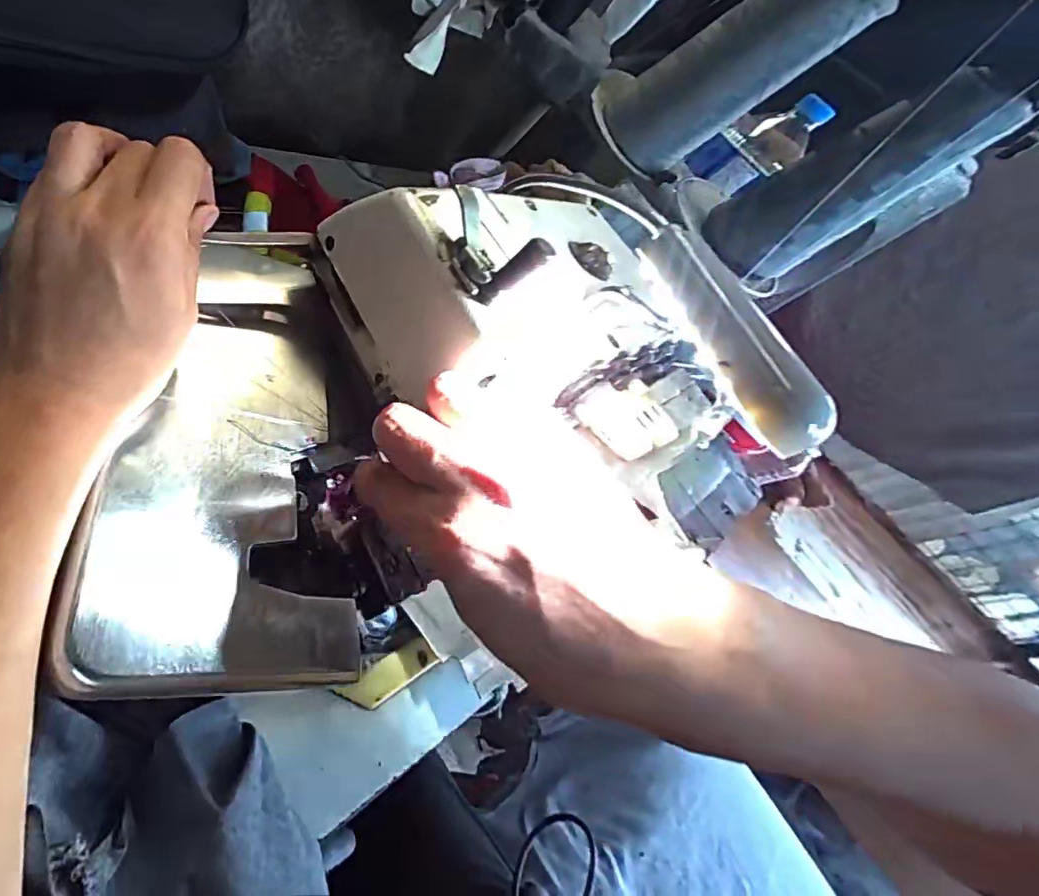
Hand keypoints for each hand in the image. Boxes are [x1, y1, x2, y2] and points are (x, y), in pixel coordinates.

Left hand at [0, 123, 217, 432]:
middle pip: (139, 149)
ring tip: (116, 186)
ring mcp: (52, 211)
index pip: (179, 154)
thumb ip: (189, 248)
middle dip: (160, 173)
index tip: (190, 206)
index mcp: (149, 234)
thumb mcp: (181, 313)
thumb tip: (198, 208)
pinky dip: (75, 173)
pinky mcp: (22, 223)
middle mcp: (100, 209)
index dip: (195, 174)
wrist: (52, 395)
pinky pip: (50, 168)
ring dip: (111, 152)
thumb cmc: (127, 365)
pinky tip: (85, 207)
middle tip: (158, 211)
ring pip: (84, 136)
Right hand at [355, 374, 726, 701]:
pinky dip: (488, 418)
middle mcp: (476, 480)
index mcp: (449, 534)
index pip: (375, 481)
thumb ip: (436, 550)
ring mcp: (519, 451)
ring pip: (443, 391)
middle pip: (395, 422)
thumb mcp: (475, 613)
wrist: (664, 635)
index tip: (384, 495)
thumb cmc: (567, 648)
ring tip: (458, 444)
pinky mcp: (557, 439)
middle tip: (412, 467)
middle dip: (392, 444)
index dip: (374, 489)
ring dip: (439, 417)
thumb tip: (419, 521)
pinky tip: (505, 450)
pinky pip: (500, 402)